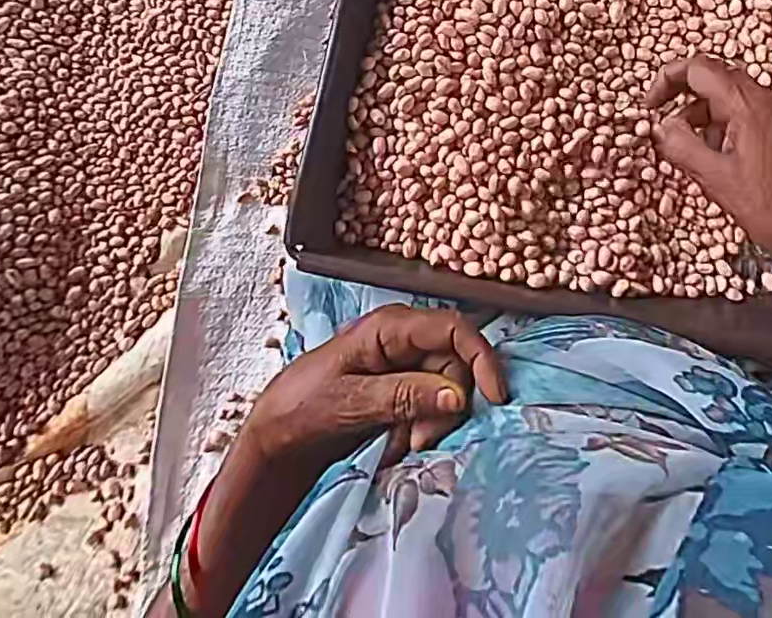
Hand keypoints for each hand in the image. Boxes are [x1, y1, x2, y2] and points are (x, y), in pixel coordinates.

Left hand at [239, 304, 508, 471]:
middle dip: (446, 407)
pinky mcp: (401, 388)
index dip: (480, 357)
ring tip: (398, 445)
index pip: (453, 327)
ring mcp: (403, 363)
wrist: (276, 431)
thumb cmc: (303, 404)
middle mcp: (404, 338)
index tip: (495, 397)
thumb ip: (403, 395)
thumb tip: (458, 395)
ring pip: (447, 389)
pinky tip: (396, 444)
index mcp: (390, 326)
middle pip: (455, 364)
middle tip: (417, 441)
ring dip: (431, 423)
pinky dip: (421, 429)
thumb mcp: (350, 400)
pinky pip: (431, 406)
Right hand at [644, 55, 771, 274]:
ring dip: (699, 116)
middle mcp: (767, 102)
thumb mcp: (717, 180)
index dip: (666, 80)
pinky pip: (744, 116)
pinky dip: (720, 128)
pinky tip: (714, 159)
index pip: (698, 68)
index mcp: (747, 105)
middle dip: (680, 97)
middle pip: (713, 78)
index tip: (650, 105)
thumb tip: (660, 127)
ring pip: (728, 99)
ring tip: (686, 150)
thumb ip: (681, 147)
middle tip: (661, 123)